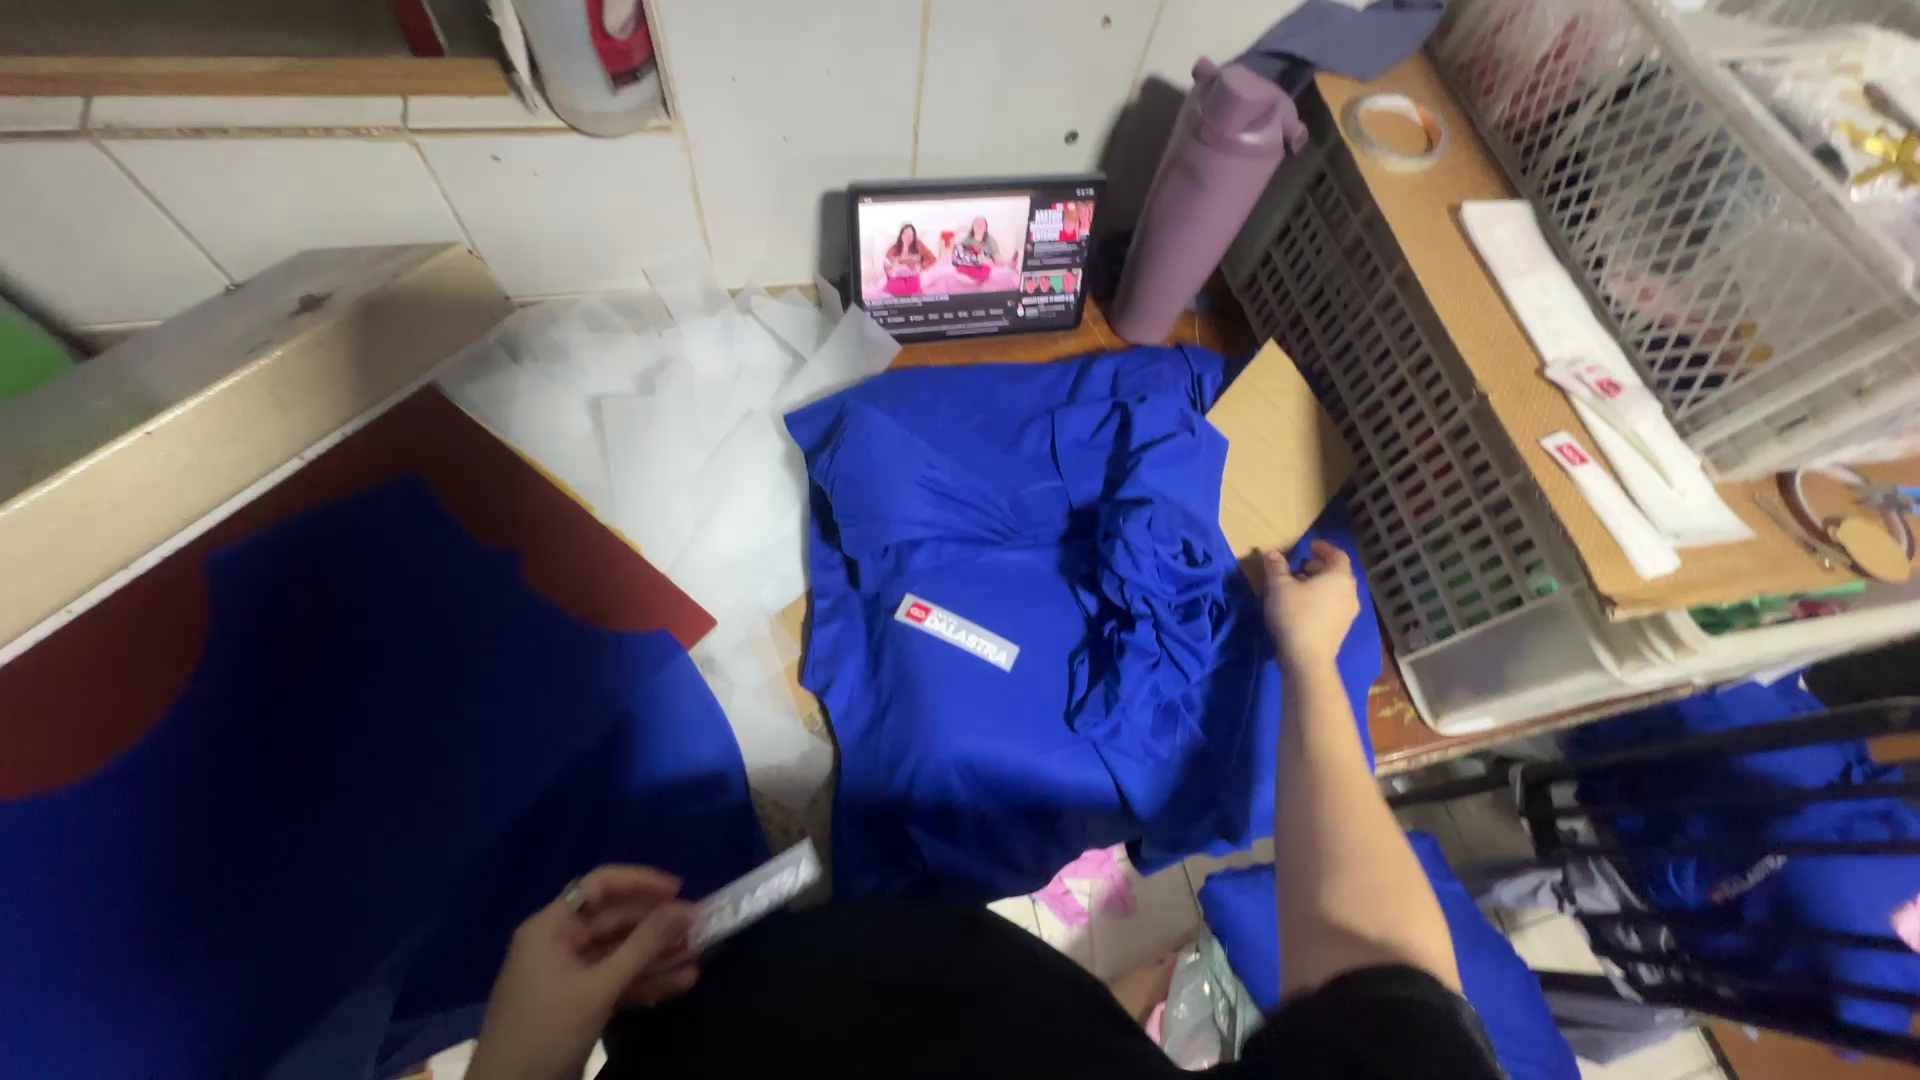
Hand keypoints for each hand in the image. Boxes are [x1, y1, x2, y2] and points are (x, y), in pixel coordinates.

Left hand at [467, 866, 698, 1079]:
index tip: (679, 889)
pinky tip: (680, 983)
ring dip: (656, 953)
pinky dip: (645, 980)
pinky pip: (616, 979)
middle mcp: (558, 942)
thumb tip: (686, 908)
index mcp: (550, 928)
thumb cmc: (544, 1036)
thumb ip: (644, 946)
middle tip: (697, 926)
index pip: (600, 886)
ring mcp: (567, 974)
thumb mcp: (598, 989)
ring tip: (696, 954)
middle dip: (656, 923)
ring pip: (619, 951)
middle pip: (614, 918)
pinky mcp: (577, 1003)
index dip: (640, 882)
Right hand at [1261, 539, 1359, 670]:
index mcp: (1339, 577)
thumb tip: (1272, 554)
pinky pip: (1334, 605)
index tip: (1310, 546)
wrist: (1307, 658)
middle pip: (1338, 573)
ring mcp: (1348, 613)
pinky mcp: (1341, 629)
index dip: (1324, 548)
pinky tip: (1304, 606)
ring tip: (1299, 586)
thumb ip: (1276, 567)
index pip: (1338, 555)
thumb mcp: (1279, 586)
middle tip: (1301, 566)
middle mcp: (1349, 593)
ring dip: (1320, 584)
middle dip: (1320, 567)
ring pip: (1336, 591)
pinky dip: (1322, 599)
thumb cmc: (1295, 615)